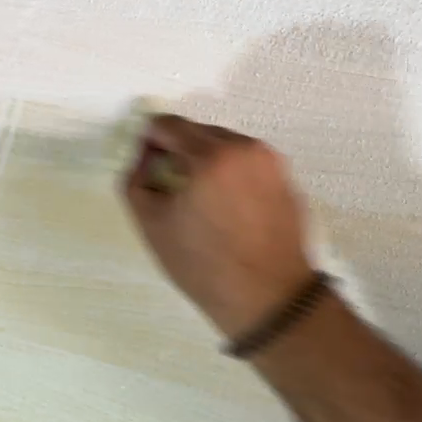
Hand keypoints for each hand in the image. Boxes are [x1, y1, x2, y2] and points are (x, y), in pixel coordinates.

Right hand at [122, 114, 315, 337]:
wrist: (268, 297)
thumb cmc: (203, 264)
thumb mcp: (151, 224)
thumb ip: (135, 180)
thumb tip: (143, 156)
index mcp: (210, 156)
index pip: (168, 124)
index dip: (149, 140)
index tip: (146, 166)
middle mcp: (245, 148)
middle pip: (198, 131)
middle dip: (178, 151)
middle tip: (170, 188)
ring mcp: (271, 162)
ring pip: (224, 145)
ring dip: (205, 161)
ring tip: (200, 201)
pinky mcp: (285, 179)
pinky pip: (247, 163)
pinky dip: (230, 175)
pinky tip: (226, 211)